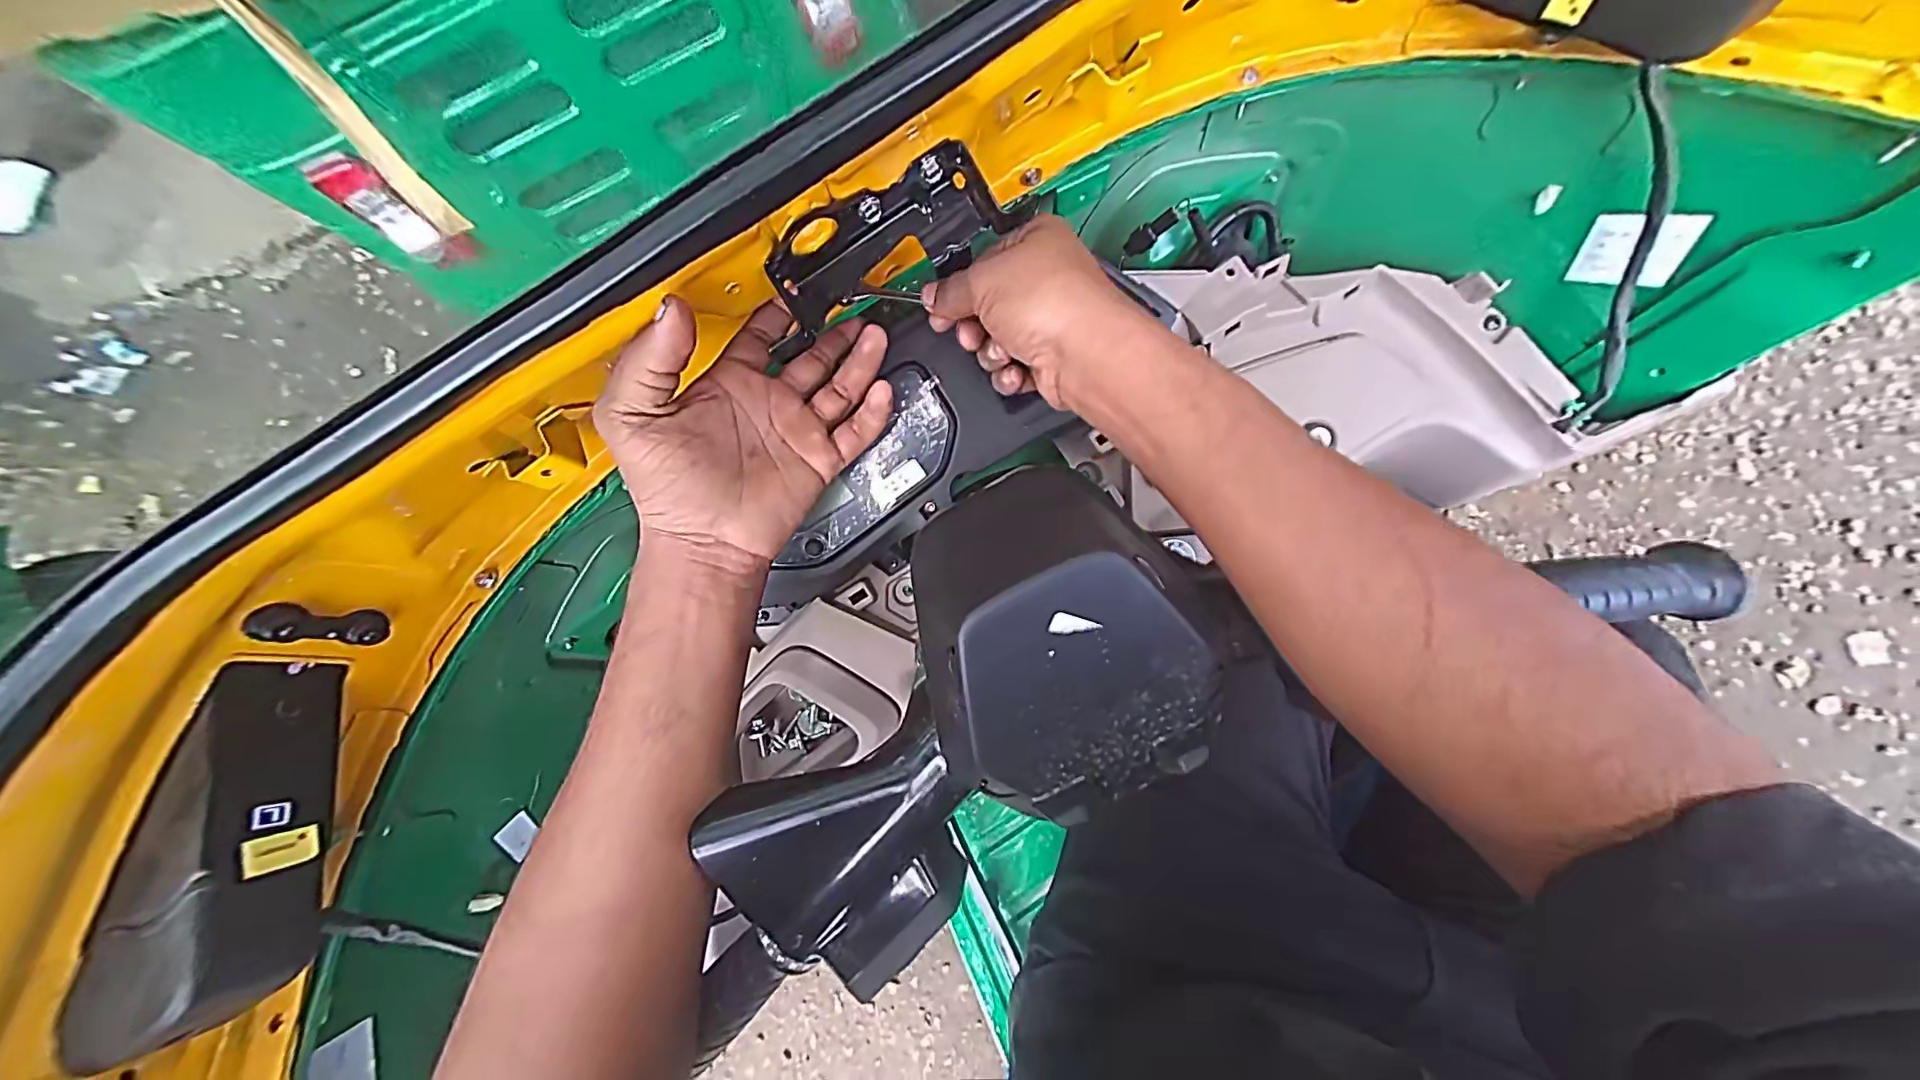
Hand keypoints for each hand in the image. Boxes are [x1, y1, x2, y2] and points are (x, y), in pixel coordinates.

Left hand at [593, 297, 893, 567]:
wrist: (704, 541)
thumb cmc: (667, 489)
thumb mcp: (632, 414)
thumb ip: (649, 357)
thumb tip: (670, 310)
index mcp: (730, 387)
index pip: (759, 338)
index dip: (776, 314)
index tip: (790, 296)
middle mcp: (769, 405)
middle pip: (812, 358)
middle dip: (833, 334)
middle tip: (849, 312)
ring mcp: (797, 432)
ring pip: (841, 388)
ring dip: (860, 362)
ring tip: (873, 335)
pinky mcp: (818, 460)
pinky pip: (854, 432)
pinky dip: (872, 412)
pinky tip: (881, 389)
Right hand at [922, 214, 1151, 409]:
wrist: (1084, 355)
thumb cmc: (1055, 304)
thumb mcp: (981, 283)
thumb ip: (950, 291)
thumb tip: (935, 296)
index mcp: (1036, 240)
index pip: (983, 261)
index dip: (957, 286)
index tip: (941, 303)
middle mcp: (1046, 279)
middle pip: (988, 305)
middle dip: (974, 325)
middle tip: (971, 329)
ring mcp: (1051, 320)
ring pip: (997, 340)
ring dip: (992, 351)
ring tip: (1003, 348)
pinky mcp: (1051, 357)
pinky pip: (1013, 367)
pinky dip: (1010, 372)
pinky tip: (1018, 367)